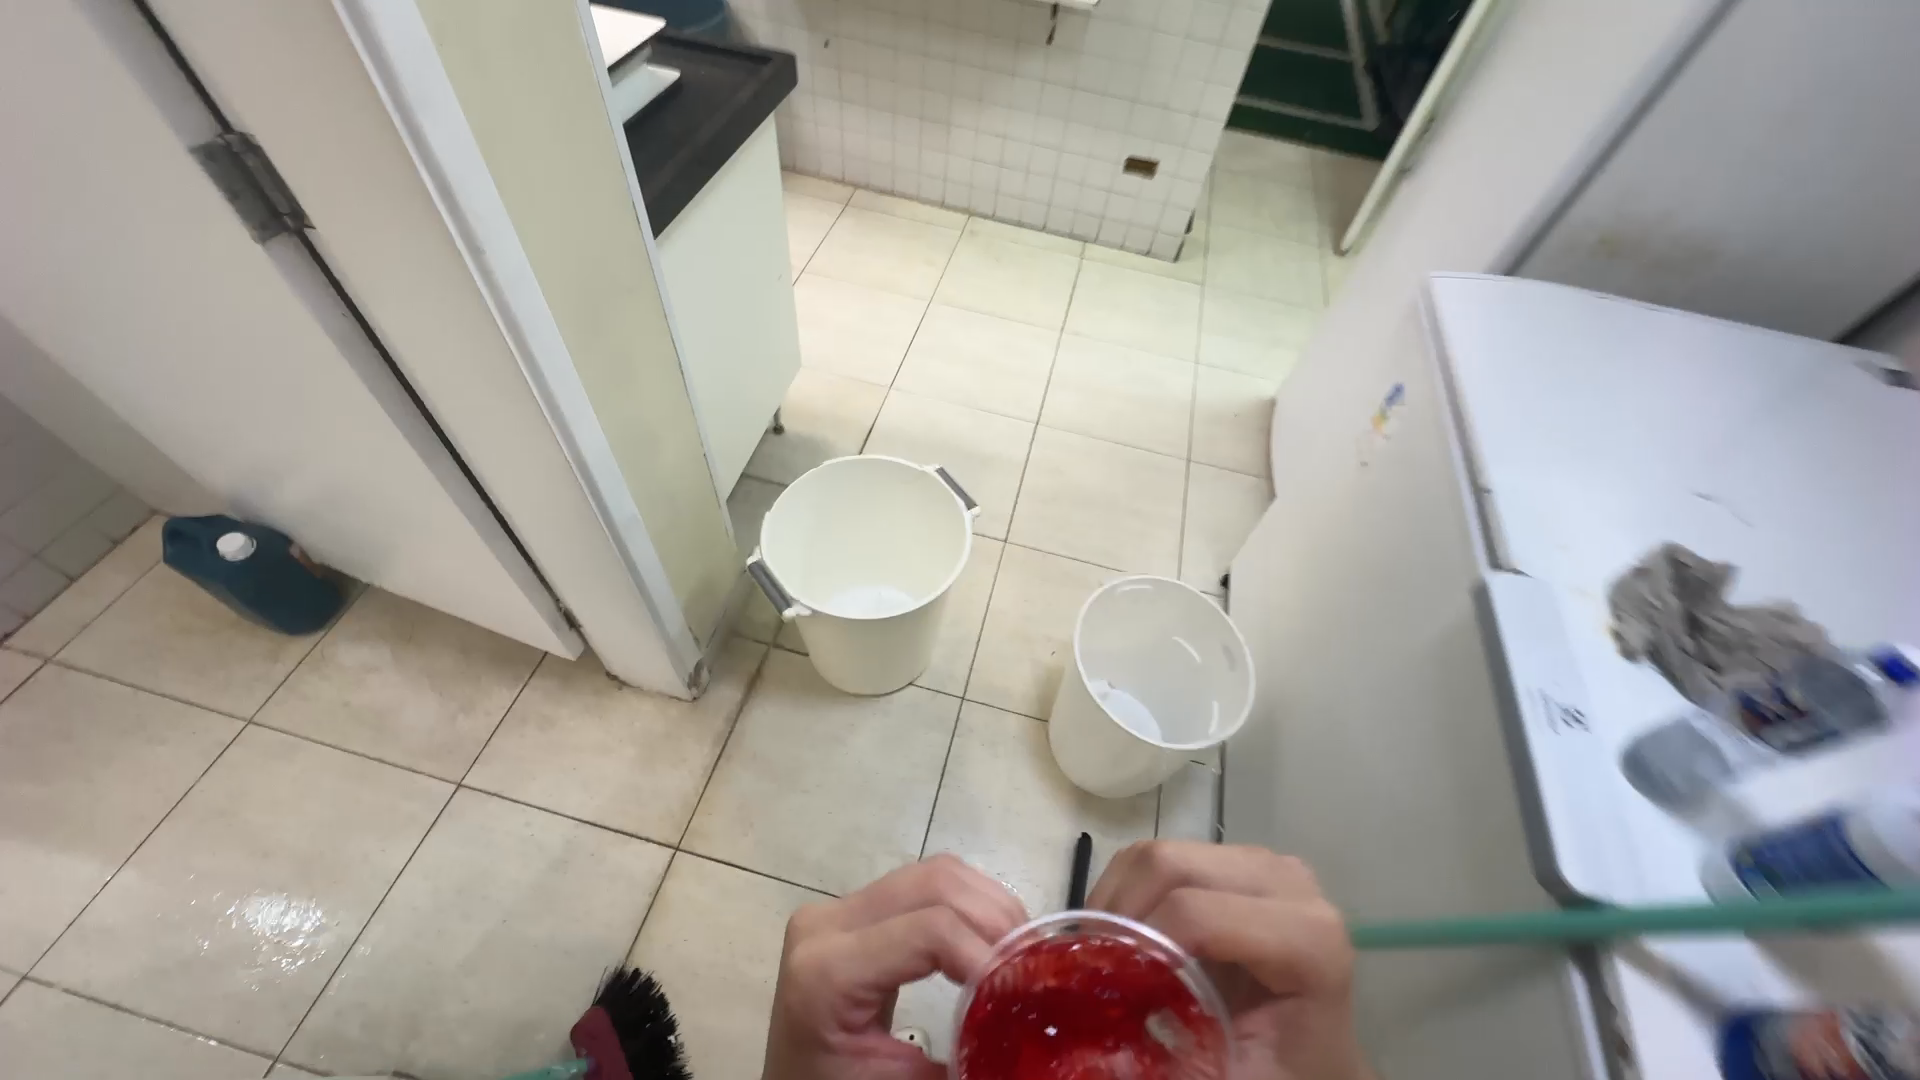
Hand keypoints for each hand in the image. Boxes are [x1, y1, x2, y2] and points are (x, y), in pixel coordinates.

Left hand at [763, 855, 1027, 1079]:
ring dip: (986, 902)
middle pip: (933, 883)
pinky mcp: (851, 907)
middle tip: (1032, 960)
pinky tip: (989, 934)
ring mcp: (836, 908)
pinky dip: (967, 899)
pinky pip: (920, 881)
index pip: (928, 930)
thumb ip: (968, 1053)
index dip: (986, 951)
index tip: (1026, 986)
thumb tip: (1038, 1032)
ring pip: (932, 871)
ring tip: (1018, 947)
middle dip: (995, 916)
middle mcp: (826, 922)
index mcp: (826, 972)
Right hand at [1088, 841, 1371, 1079]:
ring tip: (1105, 949)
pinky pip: (1158, 853)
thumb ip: (1183, 1061)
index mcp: (1307, 937)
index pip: (1197, 913)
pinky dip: (1126, 887)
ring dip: (1117, 898)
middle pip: (1171, 865)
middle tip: (1094, 961)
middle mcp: (1286, 881)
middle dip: (1120, 911)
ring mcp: (1258, 861)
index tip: (1110, 987)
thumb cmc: (1285, 1070)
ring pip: (1157, 853)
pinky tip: (1124, 930)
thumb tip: (1107, 1052)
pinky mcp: (1233, 856)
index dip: (1142, 942)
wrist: (1317, 1053)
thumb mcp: (1240, 1076)